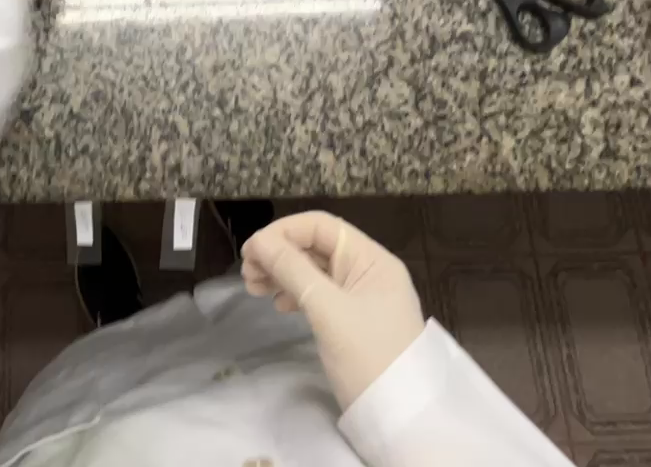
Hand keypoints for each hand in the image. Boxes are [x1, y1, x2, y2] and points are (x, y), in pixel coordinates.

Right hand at [240, 211, 427, 409]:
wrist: (403, 423)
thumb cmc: (369, 358)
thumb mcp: (328, 311)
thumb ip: (292, 270)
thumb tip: (258, 241)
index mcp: (371, 259)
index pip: (321, 227)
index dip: (283, 232)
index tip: (251, 251)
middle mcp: (367, 271)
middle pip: (315, 247)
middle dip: (279, 255)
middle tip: (248, 273)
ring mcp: (361, 297)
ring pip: (313, 270)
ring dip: (282, 274)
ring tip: (253, 287)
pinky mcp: (353, 320)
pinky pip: (318, 293)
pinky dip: (295, 294)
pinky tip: (278, 305)